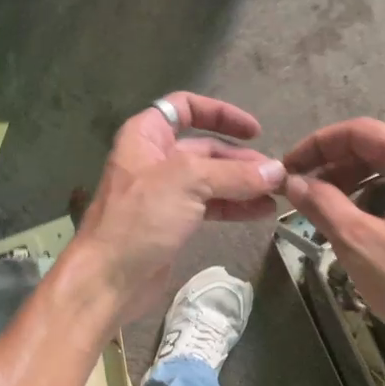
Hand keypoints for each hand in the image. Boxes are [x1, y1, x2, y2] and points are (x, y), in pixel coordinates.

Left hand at [71, 93, 285, 327]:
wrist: (108, 277)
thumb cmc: (140, 218)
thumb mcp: (187, 182)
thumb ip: (233, 174)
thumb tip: (276, 171)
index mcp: (146, 135)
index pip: (185, 107)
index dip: (220, 113)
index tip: (254, 131)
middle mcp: (155, 158)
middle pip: (205, 146)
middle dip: (240, 158)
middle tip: (276, 174)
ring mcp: (164, 191)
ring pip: (210, 178)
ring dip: (243, 183)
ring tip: (277, 194)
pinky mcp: (172, 221)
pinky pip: (209, 204)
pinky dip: (234, 205)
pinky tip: (261, 211)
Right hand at [281, 119, 384, 385]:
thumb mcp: (364, 247)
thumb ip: (323, 206)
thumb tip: (295, 182)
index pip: (359, 132)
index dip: (316, 146)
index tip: (287, 170)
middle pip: (380, 149)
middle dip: (335, 168)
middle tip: (302, 196)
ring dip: (358, 188)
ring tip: (329, 218)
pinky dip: (384, 204)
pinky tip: (369, 234)